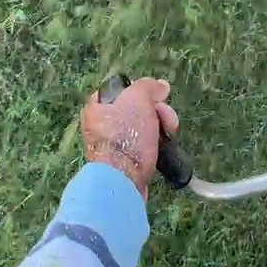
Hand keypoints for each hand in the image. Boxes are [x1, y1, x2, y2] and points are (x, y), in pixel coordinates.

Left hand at [81, 77, 179, 197]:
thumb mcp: (138, 98)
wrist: (122, 180)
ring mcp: (110, 145)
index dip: (146, 93)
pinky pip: (140, 147)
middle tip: (169, 122)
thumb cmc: (126, 135)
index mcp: (97, 104)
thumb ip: (148, 87)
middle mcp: (100, 123)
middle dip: (158, 112)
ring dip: (159, 130)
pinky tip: (162, 151)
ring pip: (141, 129)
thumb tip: (161, 85)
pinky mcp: (121, 164)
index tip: (160, 100)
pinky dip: (153, 147)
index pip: (125, 89)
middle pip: (136, 109)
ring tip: (169, 137)